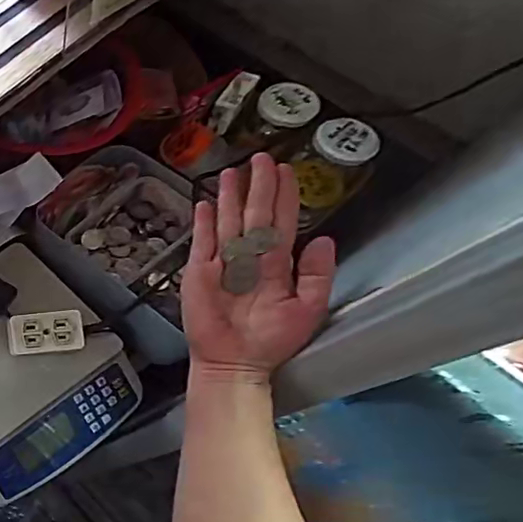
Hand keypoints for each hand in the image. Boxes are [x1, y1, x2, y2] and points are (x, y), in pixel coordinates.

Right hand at [181, 153, 335, 380]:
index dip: (285, 196)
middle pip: (254, 214)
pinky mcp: (199, 274)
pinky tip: (206, 204)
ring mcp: (222, 264)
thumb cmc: (271, 341)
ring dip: (230, 197)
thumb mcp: (307, 309)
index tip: (287, 171)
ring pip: (228, 222)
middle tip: (262, 158)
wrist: (235, 363)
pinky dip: (203, 223)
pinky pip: (201, 243)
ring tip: (232, 172)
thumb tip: (323, 240)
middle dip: (259, 186)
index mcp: (275, 265)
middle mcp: (248, 259)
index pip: (281, 221)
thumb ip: (317, 275)